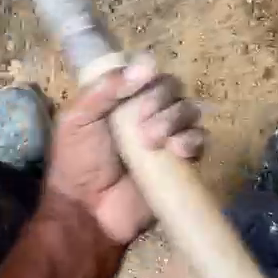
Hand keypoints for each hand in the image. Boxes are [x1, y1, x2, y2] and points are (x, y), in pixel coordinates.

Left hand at [45, 58, 204, 245]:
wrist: (87, 212)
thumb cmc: (77, 162)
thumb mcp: (78, 119)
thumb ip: (104, 89)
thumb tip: (146, 64)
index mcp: (125, 97)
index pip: (149, 73)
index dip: (148, 78)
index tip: (138, 88)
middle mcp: (150, 112)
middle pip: (173, 89)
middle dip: (160, 102)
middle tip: (140, 125)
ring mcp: (168, 137)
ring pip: (189, 111)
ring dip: (174, 120)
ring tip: (152, 142)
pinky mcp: (182, 162)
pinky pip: (200, 140)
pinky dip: (192, 140)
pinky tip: (176, 150)